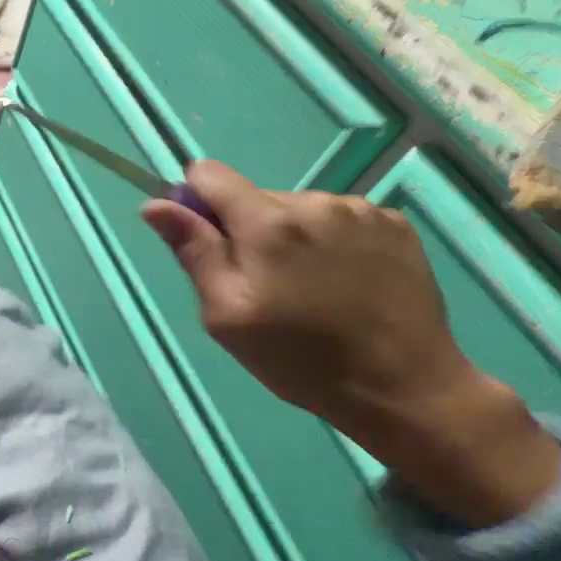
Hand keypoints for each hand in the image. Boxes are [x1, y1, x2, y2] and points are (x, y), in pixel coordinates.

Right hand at [142, 161, 560, 528]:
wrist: (405, 386)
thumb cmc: (299, 358)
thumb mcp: (226, 315)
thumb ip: (194, 252)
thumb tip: (155, 205)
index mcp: (266, 222)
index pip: (209, 174)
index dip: (196, 201)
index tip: (207, 242)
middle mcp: (314, 202)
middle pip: (254, 196)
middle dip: (247, 230)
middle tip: (264, 286)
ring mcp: (362, 211)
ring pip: (298, 209)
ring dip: (290, 237)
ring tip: (309, 288)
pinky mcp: (396, 226)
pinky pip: (340, 219)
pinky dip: (330, 242)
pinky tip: (344, 282)